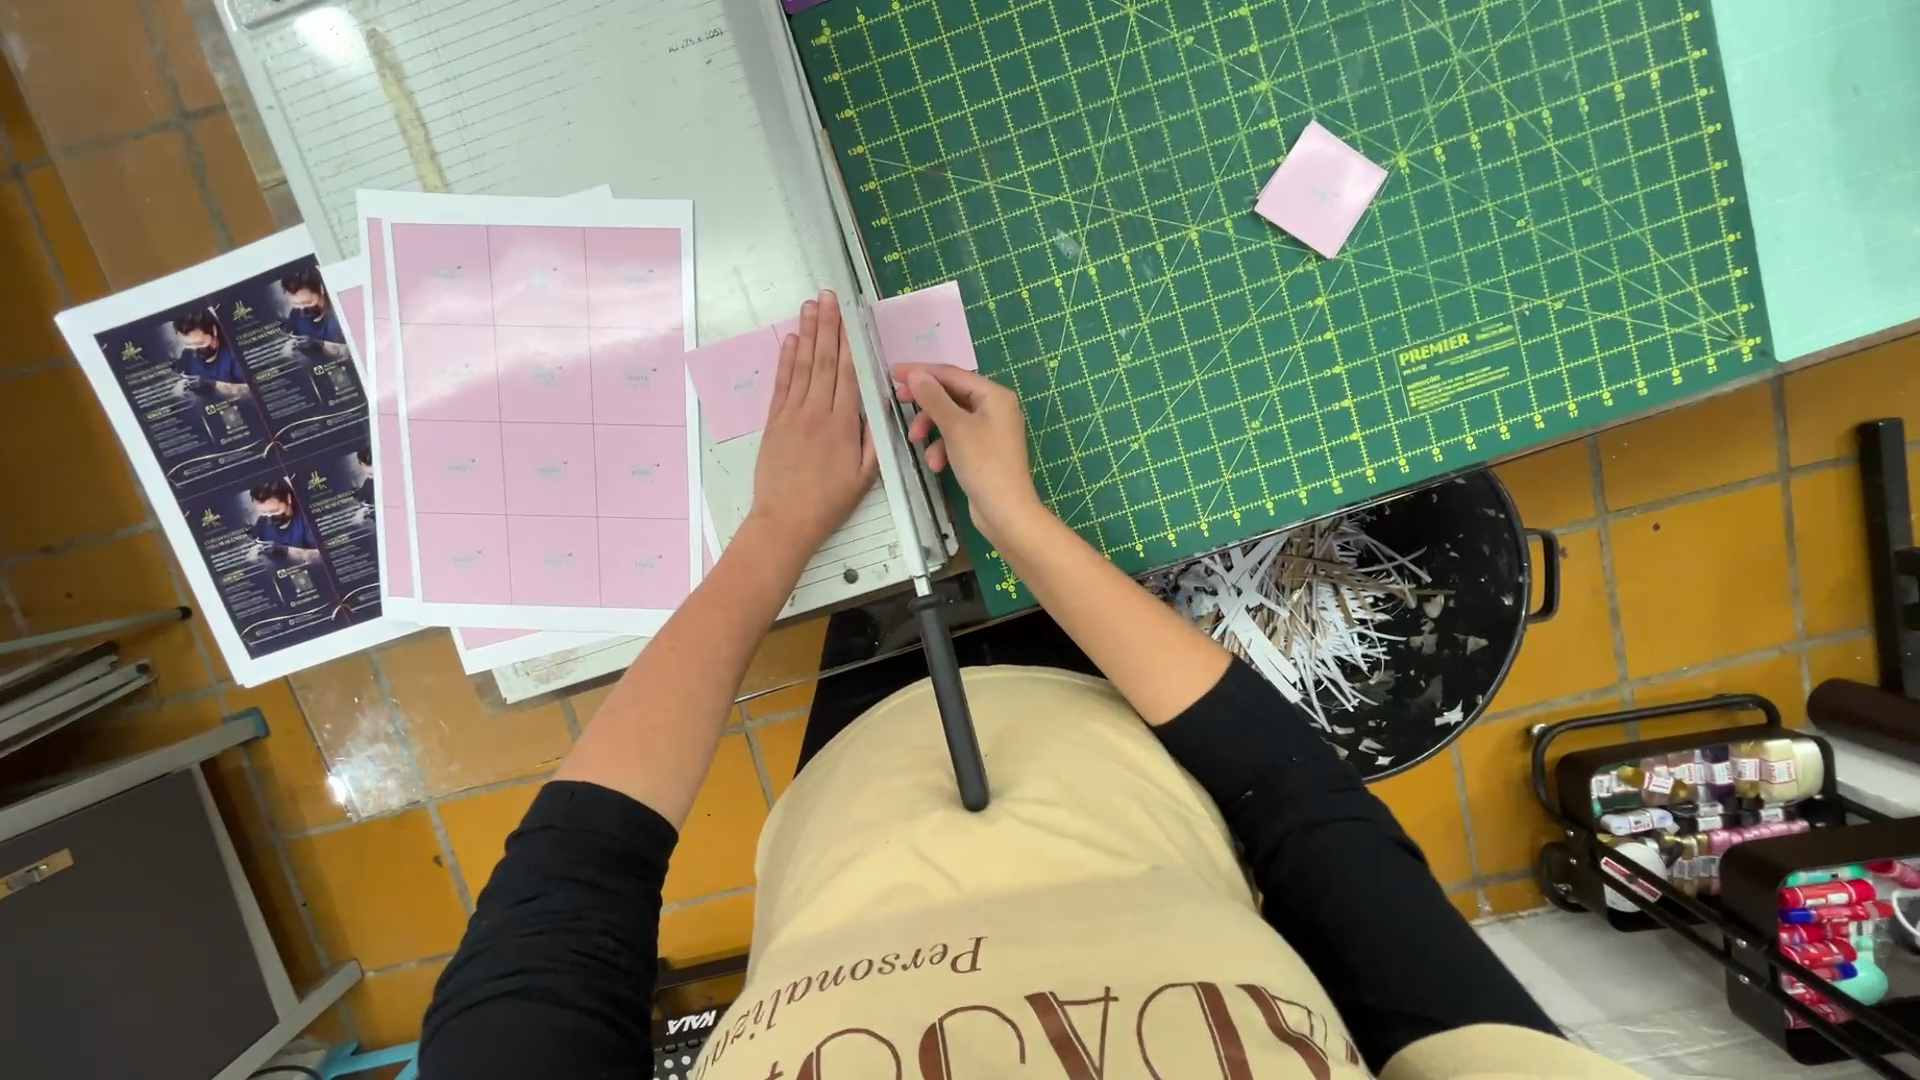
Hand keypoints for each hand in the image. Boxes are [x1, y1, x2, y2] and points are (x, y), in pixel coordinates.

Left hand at [745, 290, 878, 559]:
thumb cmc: (830, 503)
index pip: (847, 373)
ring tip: (810, 306)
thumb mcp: (866, 477)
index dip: (849, 341)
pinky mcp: (774, 422)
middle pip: (823, 360)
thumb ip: (874, 440)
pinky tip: (791, 340)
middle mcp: (816, 412)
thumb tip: (881, 406)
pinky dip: (786, 360)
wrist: (785, 521)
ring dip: (807, 333)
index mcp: (843, 424)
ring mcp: (792, 415)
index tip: (850, 315)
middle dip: (827, 325)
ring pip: (801, 366)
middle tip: (827, 295)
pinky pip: (782, 384)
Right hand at [893, 363, 1043, 545]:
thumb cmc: (984, 464)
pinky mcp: (983, 451)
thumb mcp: (956, 428)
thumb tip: (917, 374)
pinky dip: (943, 448)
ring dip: (932, 430)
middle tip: (899, 403)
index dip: (922, 372)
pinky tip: (936, 465)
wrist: (1005, 511)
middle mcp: (995, 408)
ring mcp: (990, 431)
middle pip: (951, 396)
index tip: (893, 373)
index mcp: (994, 395)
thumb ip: (934, 398)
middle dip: (926, 405)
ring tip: (916, 443)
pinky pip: (957, 439)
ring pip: (951, 419)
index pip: (953, 374)